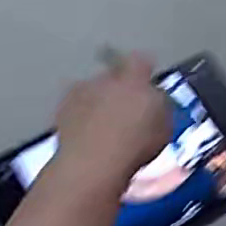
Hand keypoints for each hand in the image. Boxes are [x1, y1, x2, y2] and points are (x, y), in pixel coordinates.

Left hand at [51, 53, 171, 186]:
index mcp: (135, 80)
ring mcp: (80, 94)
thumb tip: (155, 99)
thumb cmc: (136, 145)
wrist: (92, 163)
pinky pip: (75, 106)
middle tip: (127, 109)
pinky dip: (81, 115)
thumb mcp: (165, 126)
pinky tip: (88, 133)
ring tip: (105, 124)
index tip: (148, 80)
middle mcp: (105, 80)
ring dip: (99, 100)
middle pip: (114, 75)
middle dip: (120, 87)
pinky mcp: (60, 111)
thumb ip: (161, 105)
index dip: (145, 70)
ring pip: (93, 90)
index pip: (141, 61)